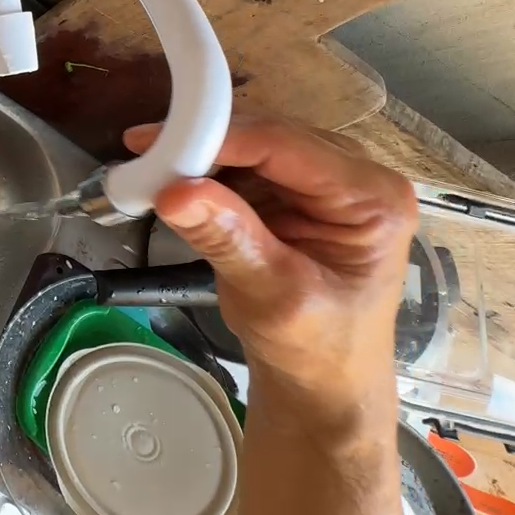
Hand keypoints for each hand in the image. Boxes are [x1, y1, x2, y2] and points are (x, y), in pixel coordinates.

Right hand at [124, 115, 418, 422]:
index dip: (215, 137)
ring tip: (151, 170)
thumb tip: (174, 191)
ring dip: (196, 153)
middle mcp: (354, 175)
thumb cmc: (314, 347)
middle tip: (143, 154)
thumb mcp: (271, 296)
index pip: (282, 144)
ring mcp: (321, 178)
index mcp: (371, 198)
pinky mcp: (291, 186)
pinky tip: (172, 182)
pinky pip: (239, 159)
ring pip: (246, 140)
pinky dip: (201, 167)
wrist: (321, 380)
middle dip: (200, 141)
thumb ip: (228, 240)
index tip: (150, 143)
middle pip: (263, 134)